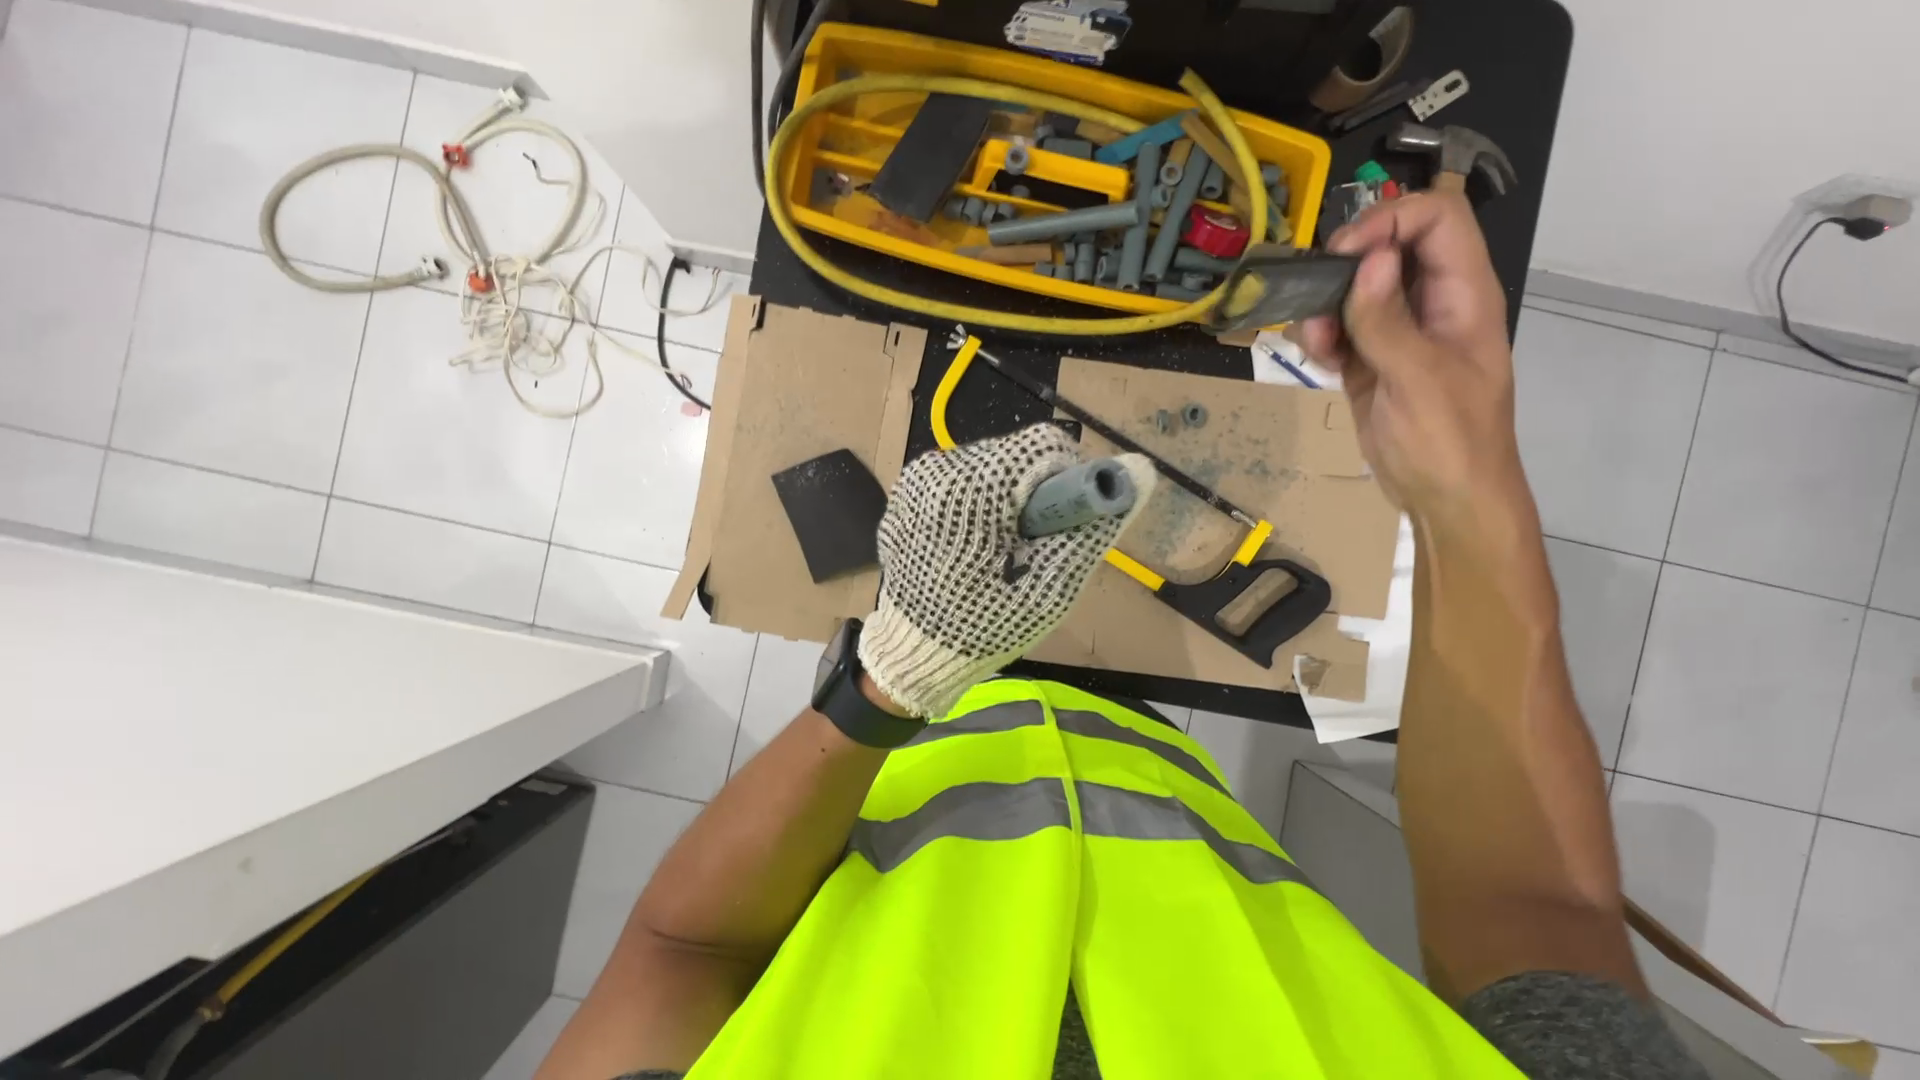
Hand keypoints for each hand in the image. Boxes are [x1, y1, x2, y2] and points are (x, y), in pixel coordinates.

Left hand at [858, 424, 1155, 717]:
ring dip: (1005, 503)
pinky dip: (977, 510)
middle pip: (1015, 457)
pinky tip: (971, 551)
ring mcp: (915, 481)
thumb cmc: (984, 627)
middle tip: (1030, 551)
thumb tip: (1142, 469)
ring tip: (998, 556)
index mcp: (972, 485)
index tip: (1064, 527)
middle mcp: (938, 469)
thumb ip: (1095, 524)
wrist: (913, 657)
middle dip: (1034, 497)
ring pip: (990, 469)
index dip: (1070, 484)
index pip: (1045, 447)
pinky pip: (961, 485)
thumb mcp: (1051, 585)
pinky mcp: (906, 496)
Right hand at [1294, 193, 1528, 534]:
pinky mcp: (1372, 362)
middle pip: (1390, 246)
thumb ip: (1388, 320)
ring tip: (1316, 340)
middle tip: (1316, 294)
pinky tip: (1318, 359)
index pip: (1437, 219)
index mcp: (1464, 295)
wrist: (1446, 500)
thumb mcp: (1419, 380)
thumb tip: (1369, 260)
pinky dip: (1323, 336)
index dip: (1391, 219)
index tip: (1345, 253)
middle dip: (1347, 264)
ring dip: (1327, 305)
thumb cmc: (1448, 442)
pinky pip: (1342, 329)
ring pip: (1357, 288)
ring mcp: (1400, 333)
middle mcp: (1432, 303)